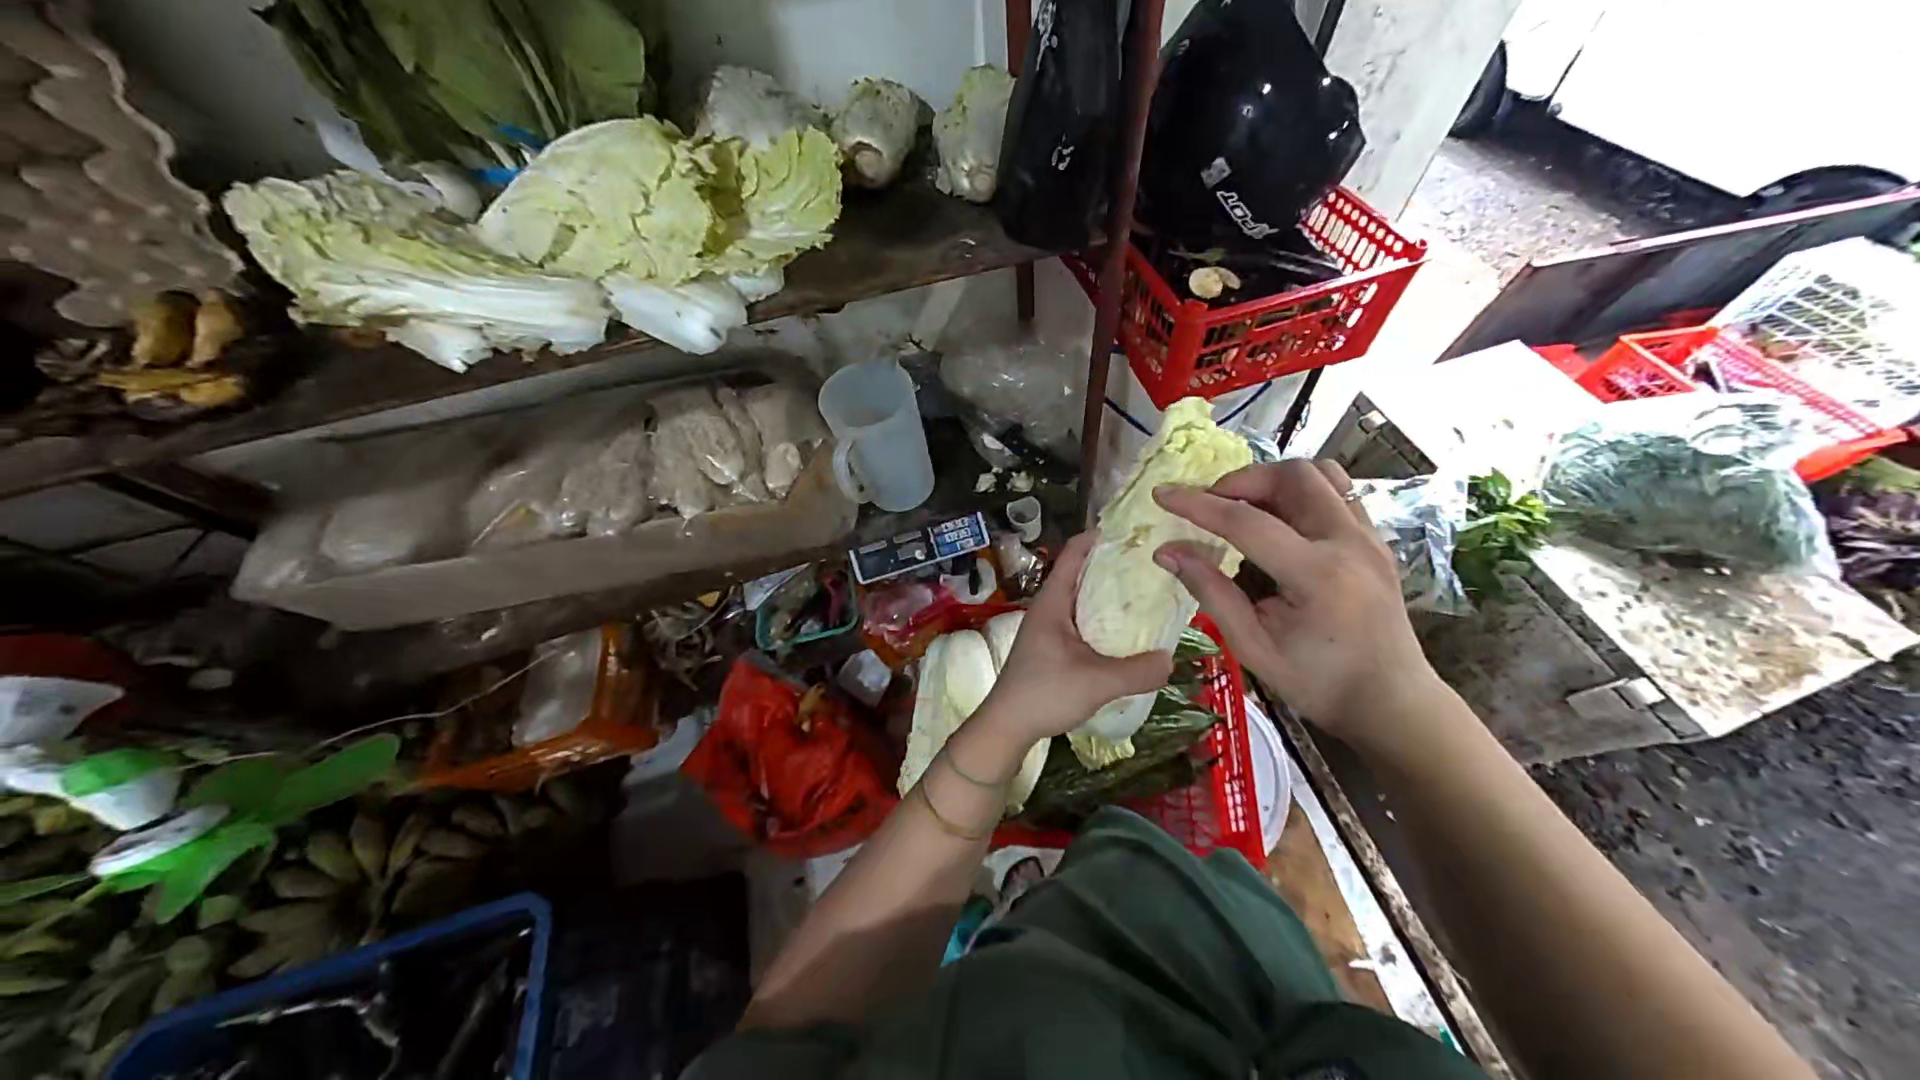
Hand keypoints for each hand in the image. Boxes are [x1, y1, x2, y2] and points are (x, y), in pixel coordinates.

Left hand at [973, 531, 1172, 745]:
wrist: (1006, 726)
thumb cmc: (1044, 694)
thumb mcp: (1097, 683)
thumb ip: (1137, 671)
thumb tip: (1171, 659)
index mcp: (1053, 602)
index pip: (1075, 553)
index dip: (1101, 537)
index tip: (1134, 531)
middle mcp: (1049, 607)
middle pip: (1082, 573)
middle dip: (1114, 565)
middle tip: (1152, 563)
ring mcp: (1048, 627)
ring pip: (1083, 599)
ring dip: (1109, 594)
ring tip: (1146, 593)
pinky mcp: (1051, 647)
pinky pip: (1082, 621)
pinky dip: (1103, 618)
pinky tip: (1126, 632)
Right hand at [1151, 460, 1439, 749]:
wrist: (1390, 701)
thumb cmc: (1317, 682)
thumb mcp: (1252, 647)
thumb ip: (1210, 592)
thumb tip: (1167, 553)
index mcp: (1317, 575)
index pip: (1246, 522)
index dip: (1197, 504)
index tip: (1162, 494)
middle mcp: (1349, 543)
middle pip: (1292, 476)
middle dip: (1241, 481)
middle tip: (1212, 507)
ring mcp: (1369, 537)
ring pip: (1320, 474)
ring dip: (1273, 482)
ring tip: (1246, 509)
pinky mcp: (1374, 540)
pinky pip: (1336, 493)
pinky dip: (1299, 494)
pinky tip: (1279, 522)